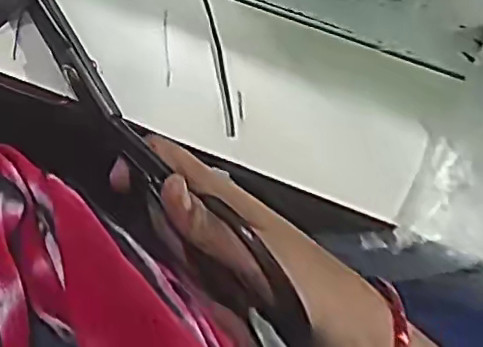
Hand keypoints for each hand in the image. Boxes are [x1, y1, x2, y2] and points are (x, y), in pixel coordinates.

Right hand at [117, 136, 433, 346]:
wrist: (363, 342)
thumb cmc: (322, 291)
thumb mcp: (262, 254)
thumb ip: (210, 222)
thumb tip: (165, 183)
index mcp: (222, 193)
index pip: (163, 155)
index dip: (135, 160)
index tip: (119, 184)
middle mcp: (214, 214)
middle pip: (159, 204)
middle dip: (165, 234)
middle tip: (192, 262)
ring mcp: (218, 247)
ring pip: (172, 244)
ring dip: (185, 271)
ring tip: (222, 296)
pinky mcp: (223, 279)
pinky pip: (190, 277)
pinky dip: (198, 293)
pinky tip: (224, 309)